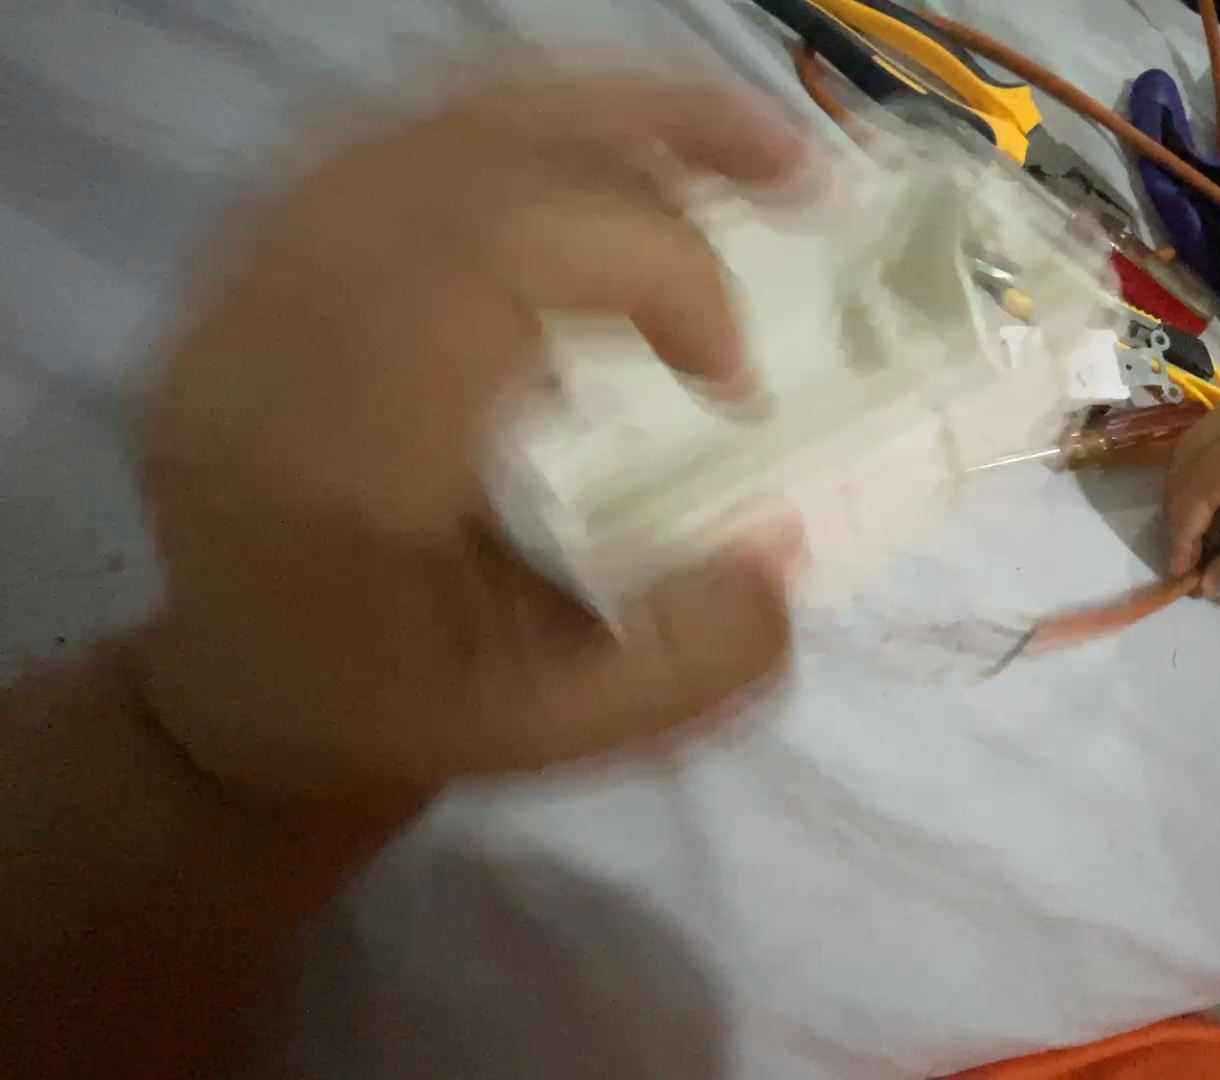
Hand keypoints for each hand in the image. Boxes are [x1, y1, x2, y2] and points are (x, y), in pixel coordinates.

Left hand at [133, 73, 813, 801]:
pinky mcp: (296, 249)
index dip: (654, 272)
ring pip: (452, 110)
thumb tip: (780, 540)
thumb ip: (694, 661)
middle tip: (803, 184)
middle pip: (475, 146)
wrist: (265, 680)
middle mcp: (273, 332)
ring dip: (627, 111)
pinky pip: (437, 129)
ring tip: (754, 147)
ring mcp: (266, 269)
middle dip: (669, 144)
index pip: (491, 260)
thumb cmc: (420, 706)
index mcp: (333, 460)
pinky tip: (651, 174)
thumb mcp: (571, 730)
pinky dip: (568, 127)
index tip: (734, 377)